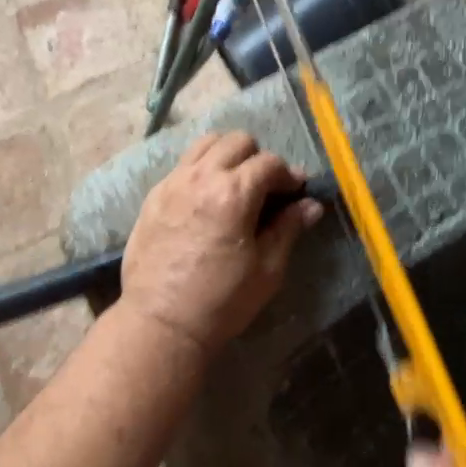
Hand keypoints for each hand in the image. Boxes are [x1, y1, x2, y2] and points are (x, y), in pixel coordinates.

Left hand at [119, 131, 324, 352]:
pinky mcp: (154, 195)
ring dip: (227, 155)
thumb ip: (288, 228)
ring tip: (234, 184)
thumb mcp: (267, 269)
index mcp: (234, 193)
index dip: (288, 175)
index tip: (295, 193)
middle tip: (264, 188)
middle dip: (257, 158)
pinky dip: (200, 170)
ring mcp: (173, 182)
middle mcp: (202, 177)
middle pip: (237, 141)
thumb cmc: (221, 302)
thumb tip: (311, 205)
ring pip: (206, 143)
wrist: (160, 325)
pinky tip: (206, 199)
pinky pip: (182, 165)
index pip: (269, 163)